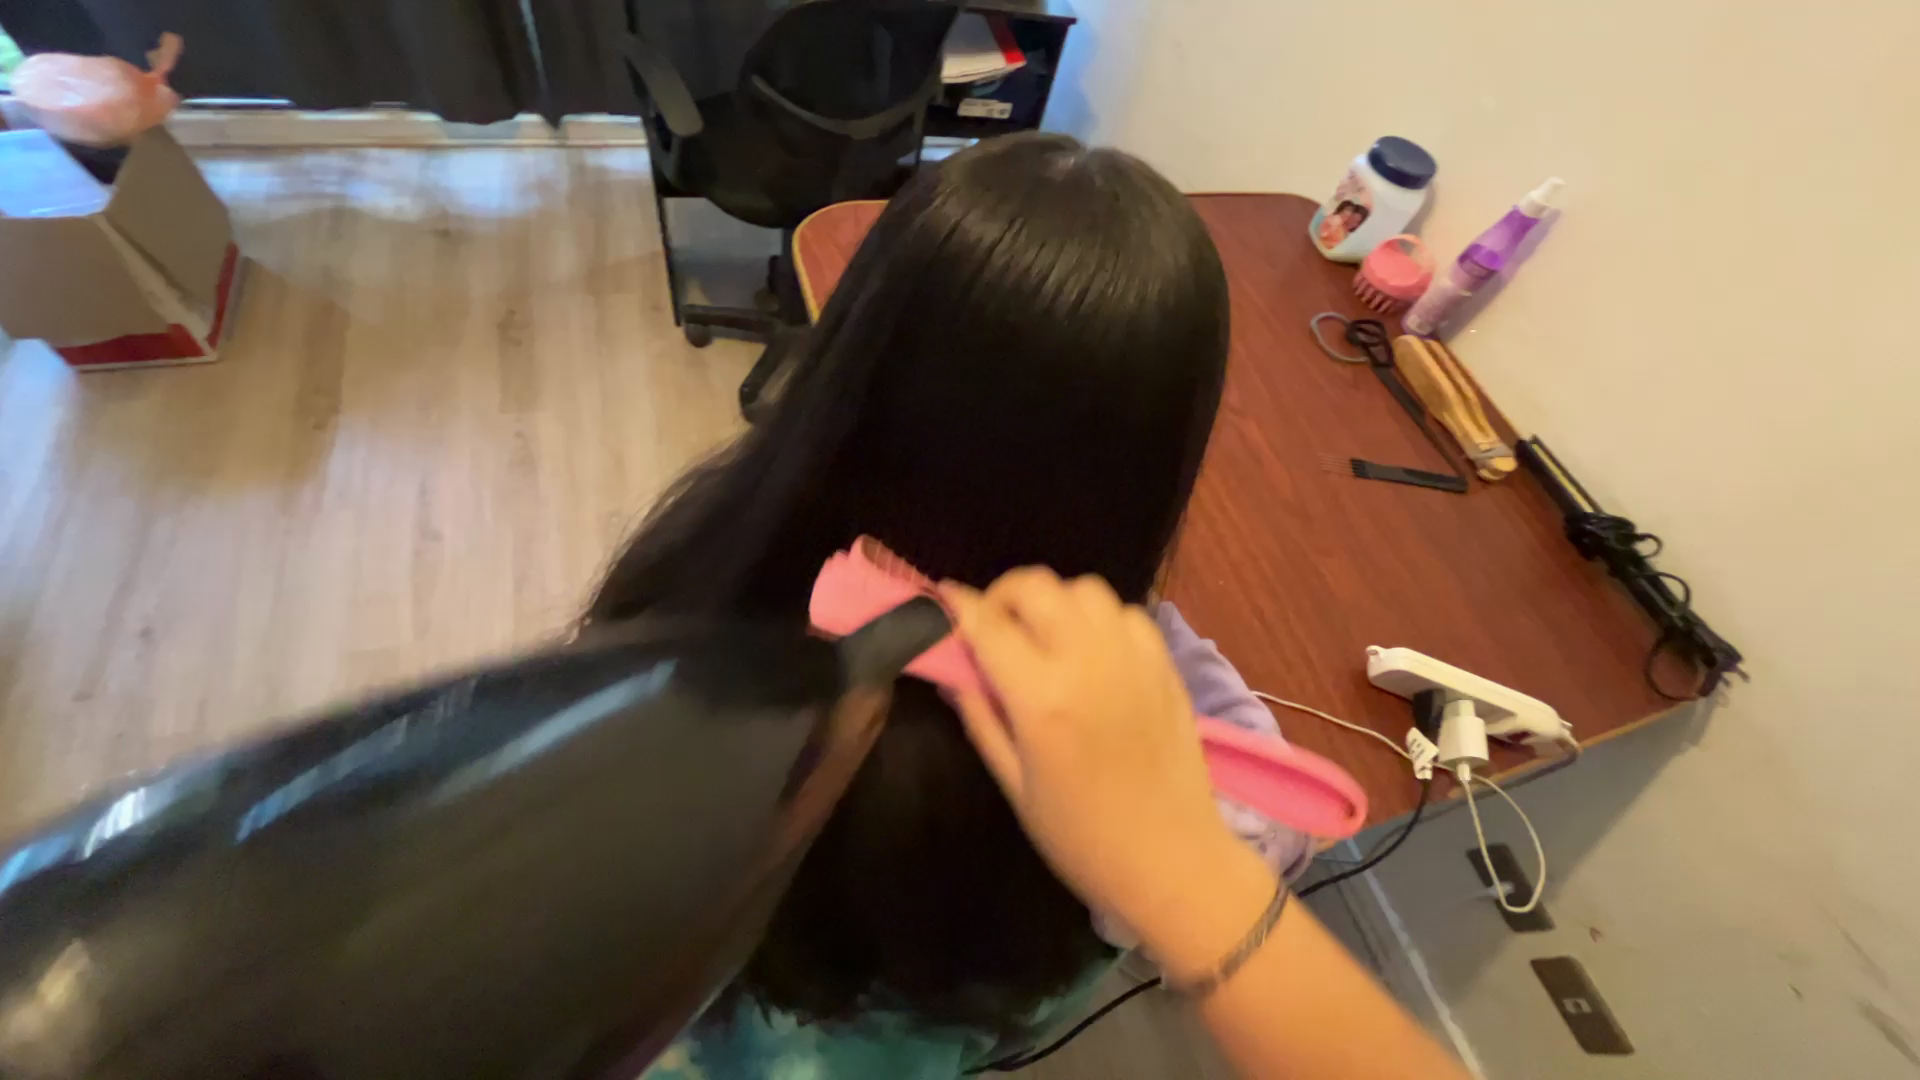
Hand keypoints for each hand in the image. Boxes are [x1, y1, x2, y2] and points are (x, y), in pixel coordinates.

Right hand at [941, 569, 1244, 932]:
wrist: (1174, 861)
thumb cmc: (1082, 837)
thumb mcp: (1015, 785)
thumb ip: (981, 718)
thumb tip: (953, 671)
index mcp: (1044, 699)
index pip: (989, 626)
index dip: (959, 605)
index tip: (942, 596)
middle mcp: (1089, 662)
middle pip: (1037, 586)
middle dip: (1004, 595)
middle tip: (995, 625)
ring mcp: (1133, 657)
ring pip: (1084, 588)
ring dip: (1053, 600)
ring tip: (1044, 634)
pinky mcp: (1164, 663)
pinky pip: (1124, 611)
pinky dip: (1098, 616)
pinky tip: (1091, 648)